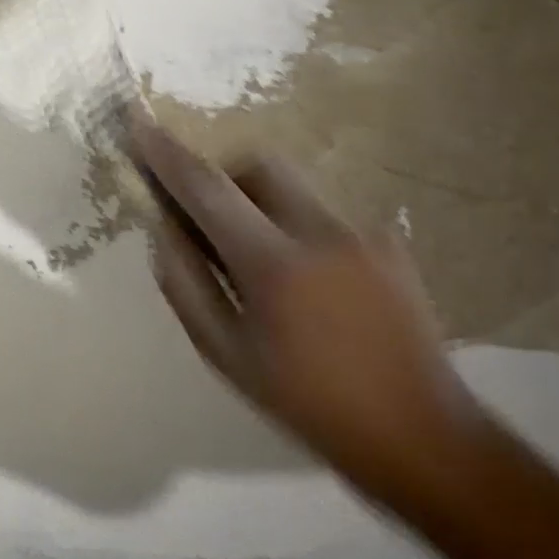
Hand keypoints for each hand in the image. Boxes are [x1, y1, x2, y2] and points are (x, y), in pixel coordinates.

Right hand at [126, 113, 484, 484]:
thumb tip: (161, 230)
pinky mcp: (391, 245)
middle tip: (205, 220)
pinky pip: (324, 216)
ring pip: (294, 188)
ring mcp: (364, 235)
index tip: (137, 122)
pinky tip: (307, 285)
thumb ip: (184, 284)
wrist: (421, 435)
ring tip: (258, 263)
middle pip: (259, 164)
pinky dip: (296, 230)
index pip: (206, 188)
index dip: (166, 153)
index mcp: (274, 262)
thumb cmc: (306, 401)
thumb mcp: (224, 353)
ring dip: (259, 204)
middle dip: (223, 176)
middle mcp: (322, 232)